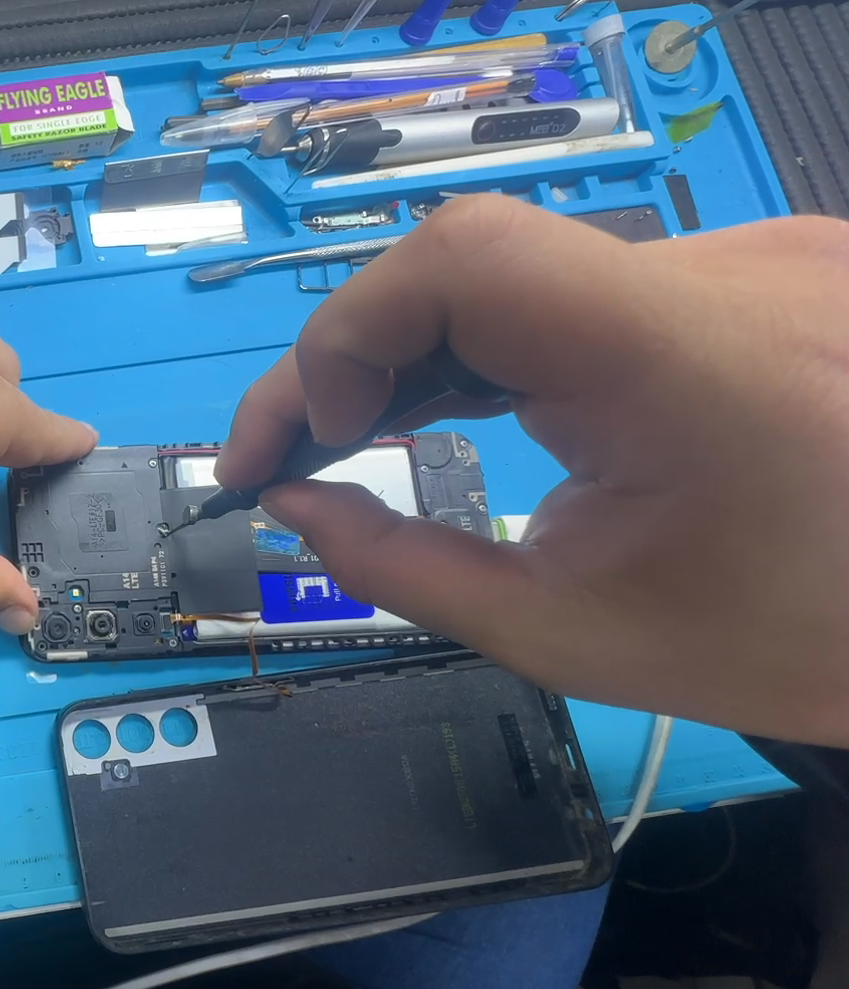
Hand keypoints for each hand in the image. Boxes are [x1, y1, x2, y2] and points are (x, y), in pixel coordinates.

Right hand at [215, 196, 848, 744]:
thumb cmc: (793, 639)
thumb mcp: (562, 633)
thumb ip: (394, 567)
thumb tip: (287, 503)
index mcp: (690, 363)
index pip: (463, 261)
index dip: (346, 333)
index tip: (319, 435)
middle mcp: (714, 274)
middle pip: (448, 271)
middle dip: (337, 365)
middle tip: (284, 458)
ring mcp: (724, 262)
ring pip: (481, 282)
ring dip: (384, 362)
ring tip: (340, 442)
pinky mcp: (712, 279)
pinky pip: (534, 297)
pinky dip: (447, 355)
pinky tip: (421, 410)